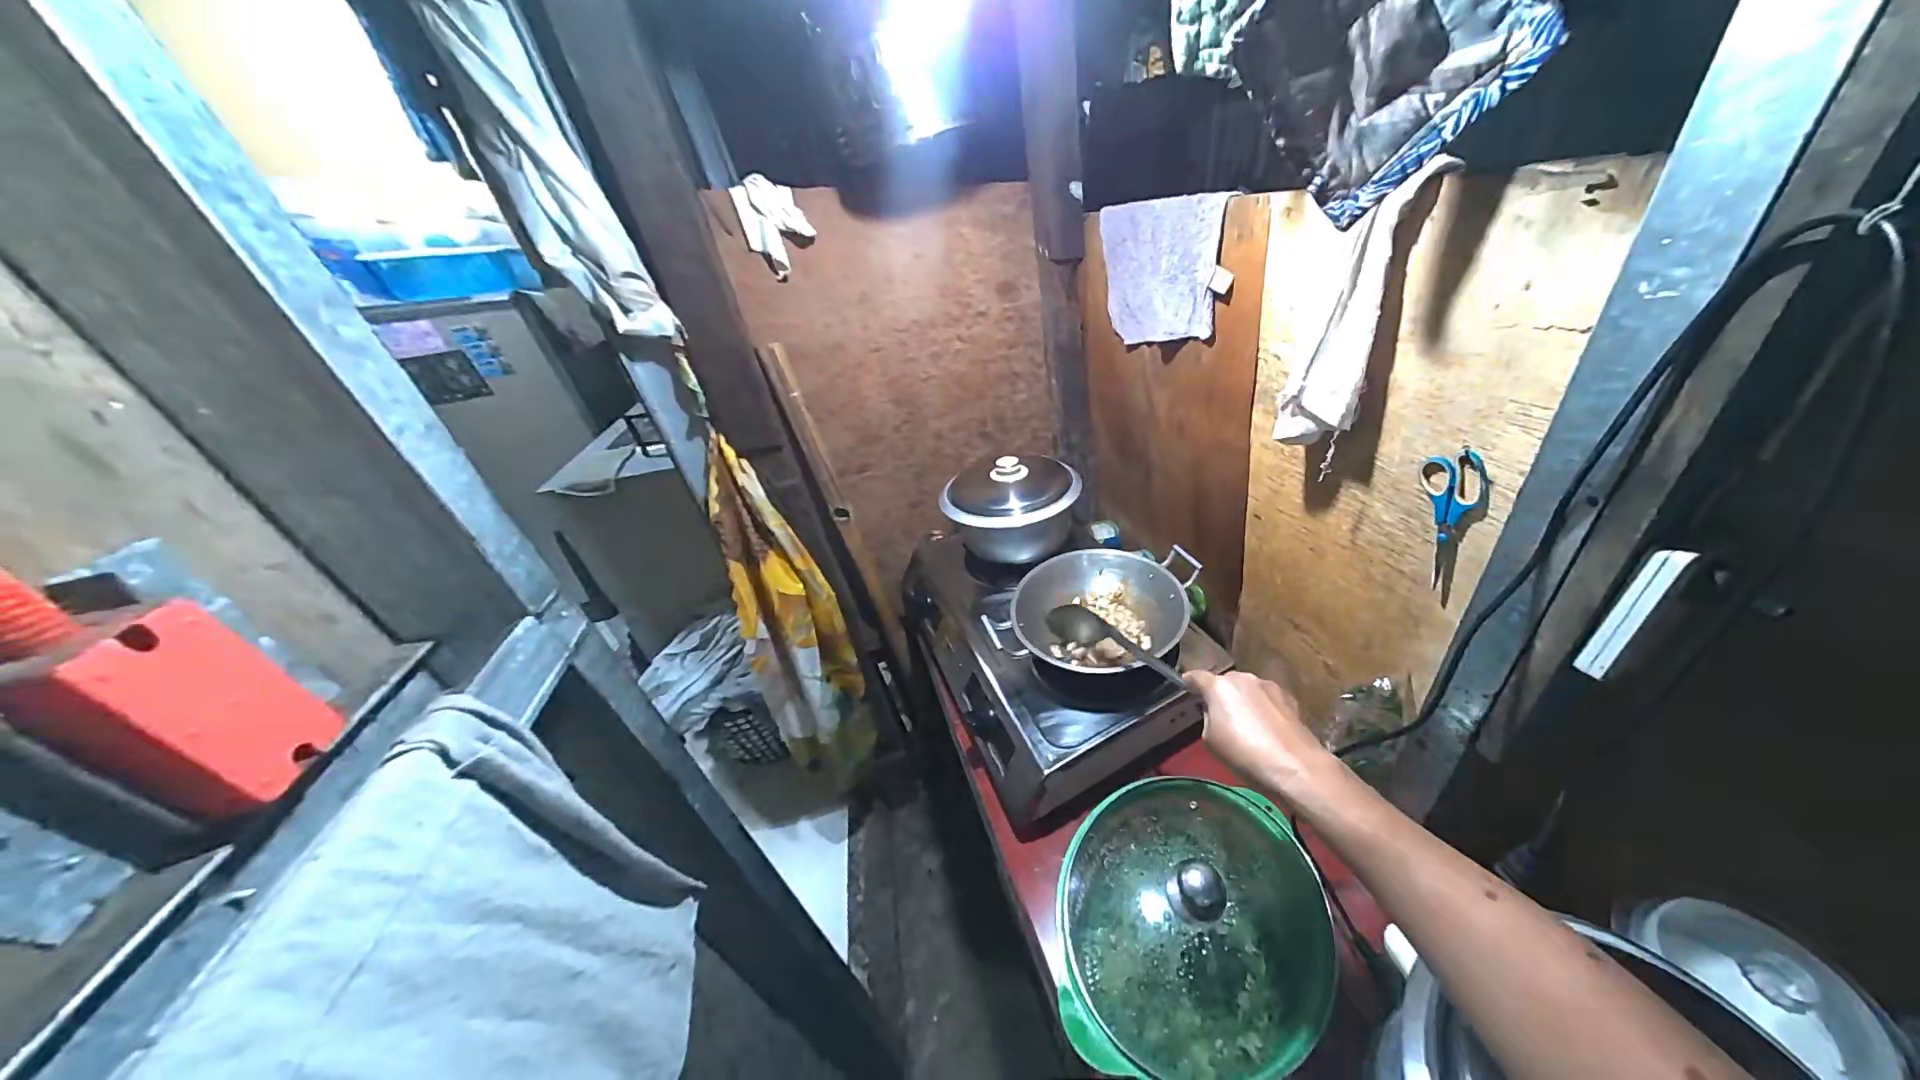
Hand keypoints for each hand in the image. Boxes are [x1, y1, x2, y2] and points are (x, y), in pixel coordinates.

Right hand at [1186, 671, 1340, 801]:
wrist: (1295, 766)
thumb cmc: (1244, 754)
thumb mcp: (1210, 739)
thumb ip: (1208, 717)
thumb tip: (1215, 711)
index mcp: (1218, 686)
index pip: (1195, 677)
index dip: (1189, 684)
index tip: (1188, 691)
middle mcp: (1243, 678)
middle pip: (1225, 682)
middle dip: (1221, 695)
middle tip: (1221, 717)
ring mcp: (1269, 686)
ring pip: (1248, 690)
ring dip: (1245, 701)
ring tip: (1249, 726)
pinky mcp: (1290, 699)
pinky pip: (1267, 700)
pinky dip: (1264, 709)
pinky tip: (1268, 730)